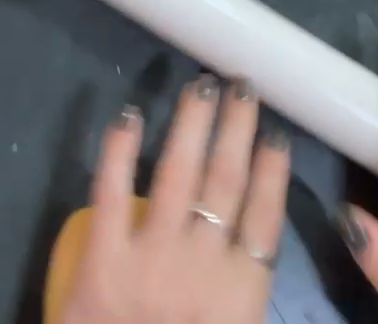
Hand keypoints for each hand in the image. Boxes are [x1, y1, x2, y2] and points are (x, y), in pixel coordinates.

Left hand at [59, 74, 292, 322]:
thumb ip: (247, 292)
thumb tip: (258, 234)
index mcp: (241, 295)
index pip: (265, 217)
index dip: (272, 171)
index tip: (276, 132)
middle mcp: (204, 265)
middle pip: (226, 182)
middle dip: (236, 128)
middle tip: (241, 83)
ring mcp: (152, 257)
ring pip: (178, 173)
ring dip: (192, 123)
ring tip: (201, 83)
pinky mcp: (102, 257)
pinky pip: (111, 191)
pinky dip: (119, 150)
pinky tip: (128, 114)